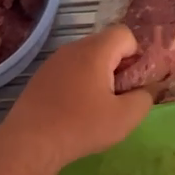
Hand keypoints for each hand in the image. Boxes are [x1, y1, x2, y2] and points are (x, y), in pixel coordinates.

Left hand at [0, 26, 154, 172]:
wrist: (30, 141)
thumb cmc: (81, 126)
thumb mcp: (125, 117)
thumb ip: (144, 98)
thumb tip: (144, 90)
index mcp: (95, 51)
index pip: (124, 34)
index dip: (135, 55)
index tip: (132, 83)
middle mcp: (72, 48)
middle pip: (105, 45)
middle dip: (118, 67)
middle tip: (117, 98)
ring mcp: (53, 61)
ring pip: (86, 59)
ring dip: (98, 77)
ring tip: (96, 107)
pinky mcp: (41, 76)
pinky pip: (69, 71)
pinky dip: (78, 84)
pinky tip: (74, 111)